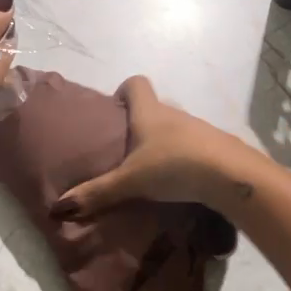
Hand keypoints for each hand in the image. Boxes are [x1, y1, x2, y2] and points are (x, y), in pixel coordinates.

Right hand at [51, 76, 266, 219]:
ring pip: (175, 129)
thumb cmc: (174, 166)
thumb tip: (58, 208)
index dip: (124, 91)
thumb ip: (97, 193)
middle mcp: (174, 114)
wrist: (232, 176)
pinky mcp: (217, 149)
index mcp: (149, 112)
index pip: (137, 83)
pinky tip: (180, 183)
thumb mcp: (130, 181)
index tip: (115, 111)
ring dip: (164, 144)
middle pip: (155, 108)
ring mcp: (199, 130)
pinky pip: (194, 148)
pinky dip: (185, 160)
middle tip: (126, 150)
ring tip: (152, 171)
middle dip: (140, 124)